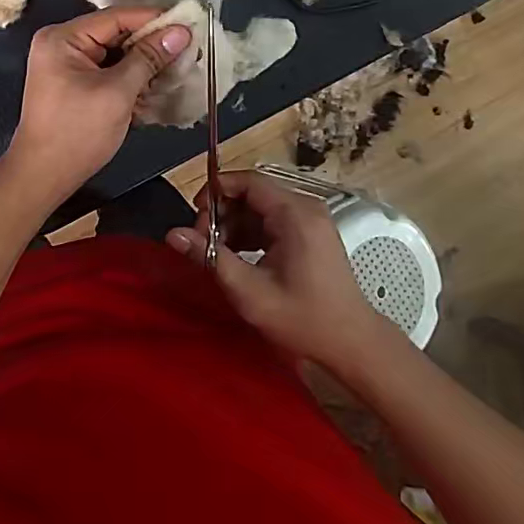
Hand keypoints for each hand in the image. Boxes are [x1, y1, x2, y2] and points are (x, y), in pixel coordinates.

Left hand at [4, 7, 191, 197]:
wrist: (44, 177)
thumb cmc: (77, 133)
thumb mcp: (118, 92)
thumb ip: (149, 58)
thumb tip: (181, 32)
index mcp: (63, 38)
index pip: (117, 17)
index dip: (154, 19)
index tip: (189, 24)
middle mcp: (63, 44)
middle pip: (117, 33)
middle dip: (151, 43)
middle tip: (188, 48)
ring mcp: (68, 64)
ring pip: (117, 53)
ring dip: (145, 62)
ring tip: (177, 68)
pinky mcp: (76, 83)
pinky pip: (110, 69)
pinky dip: (132, 76)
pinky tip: (155, 85)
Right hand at [168, 170, 396, 370]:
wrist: (350, 342)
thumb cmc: (302, 319)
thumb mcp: (249, 292)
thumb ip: (210, 258)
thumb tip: (173, 235)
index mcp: (295, 214)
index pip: (250, 181)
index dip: (218, 190)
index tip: (194, 213)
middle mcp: (306, 207)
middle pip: (254, 192)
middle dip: (223, 211)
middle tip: (203, 241)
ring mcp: (312, 219)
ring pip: (262, 207)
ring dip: (236, 224)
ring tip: (217, 253)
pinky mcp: (312, 233)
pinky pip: (274, 220)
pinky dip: (252, 233)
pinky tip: (237, 257)